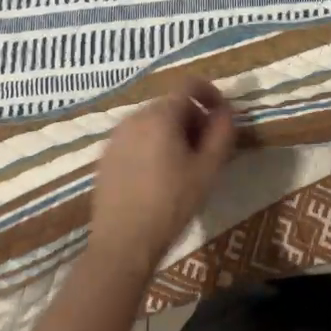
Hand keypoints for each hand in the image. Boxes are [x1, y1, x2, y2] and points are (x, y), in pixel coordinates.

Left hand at [88, 79, 237, 270]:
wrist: (122, 245)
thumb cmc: (171, 205)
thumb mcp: (208, 169)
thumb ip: (222, 132)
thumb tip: (225, 111)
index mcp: (161, 115)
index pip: (189, 84)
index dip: (210, 93)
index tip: (221, 116)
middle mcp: (135, 117)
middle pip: (171, 104)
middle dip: (192, 118)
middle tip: (205, 148)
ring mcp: (115, 137)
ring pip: (152, 121)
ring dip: (171, 132)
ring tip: (181, 164)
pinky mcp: (104, 157)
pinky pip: (135, 138)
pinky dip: (150, 145)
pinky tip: (156, 176)